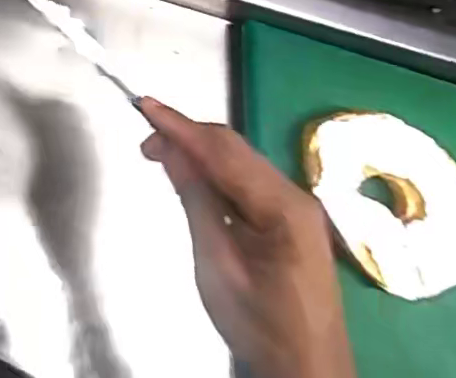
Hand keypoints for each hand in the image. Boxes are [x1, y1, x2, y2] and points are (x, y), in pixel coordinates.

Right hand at [139, 97, 355, 377]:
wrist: (310, 374)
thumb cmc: (261, 326)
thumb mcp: (217, 264)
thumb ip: (195, 199)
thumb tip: (170, 148)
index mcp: (283, 207)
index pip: (222, 152)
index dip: (180, 126)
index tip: (145, 105)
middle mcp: (294, 195)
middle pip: (232, 148)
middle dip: (187, 135)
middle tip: (146, 142)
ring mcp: (295, 205)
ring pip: (238, 158)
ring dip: (198, 150)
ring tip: (161, 154)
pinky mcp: (289, 216)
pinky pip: (245, 177)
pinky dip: (214, 168)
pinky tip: (193, 174)